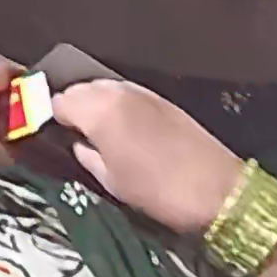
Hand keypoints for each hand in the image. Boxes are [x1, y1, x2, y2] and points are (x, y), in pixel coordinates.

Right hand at [52, 80, 244, 233]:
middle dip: (73, 106)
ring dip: (94, 101)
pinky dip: (116, 102)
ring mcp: (137, 91)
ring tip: (101, 127)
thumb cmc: (159, 191)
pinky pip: (123, 91)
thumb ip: (86, 156)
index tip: (60, 134)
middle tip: (79, 132)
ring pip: (100, 86)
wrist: (220, 191)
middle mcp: (113, 93)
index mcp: (96, 112)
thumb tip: (79, 143)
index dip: (55, 118)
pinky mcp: (157, 96)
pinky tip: (125, 123)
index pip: (58, 101)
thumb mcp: (112, 182)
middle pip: (77, 88)